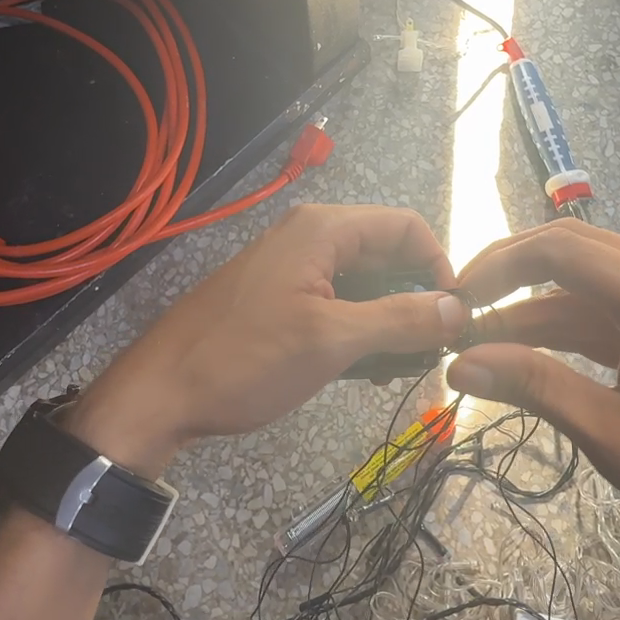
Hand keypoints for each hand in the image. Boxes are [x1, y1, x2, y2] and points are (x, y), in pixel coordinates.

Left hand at [66, 204, 466, 477]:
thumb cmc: (247, 358)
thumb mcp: (331, 339)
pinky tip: (364, 370)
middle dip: (414, 300)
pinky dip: (358, 331)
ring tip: (395, 370)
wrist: (161, 392)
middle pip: (386, 255)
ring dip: (388, 322)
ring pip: (364, 284)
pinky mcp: (282, 298)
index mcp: (323, 229)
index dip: (437, 265)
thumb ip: (399, 319)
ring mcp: (293, 268)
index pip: (405, 226)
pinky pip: (337, 303)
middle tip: (428, 353)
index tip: (452, 316)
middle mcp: (311, 237)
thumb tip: (458, 308)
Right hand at [448, 220, 619, 619]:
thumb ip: (538, 389)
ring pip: (598, 282)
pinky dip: (579, 327)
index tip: (453, 300)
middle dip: (511, 276)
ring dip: (540, 306)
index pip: (560, 249)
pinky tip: (539, 354)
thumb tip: (459, 361)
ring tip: (485, 341)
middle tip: (459, 312)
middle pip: (577, 252)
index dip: (496, 266)